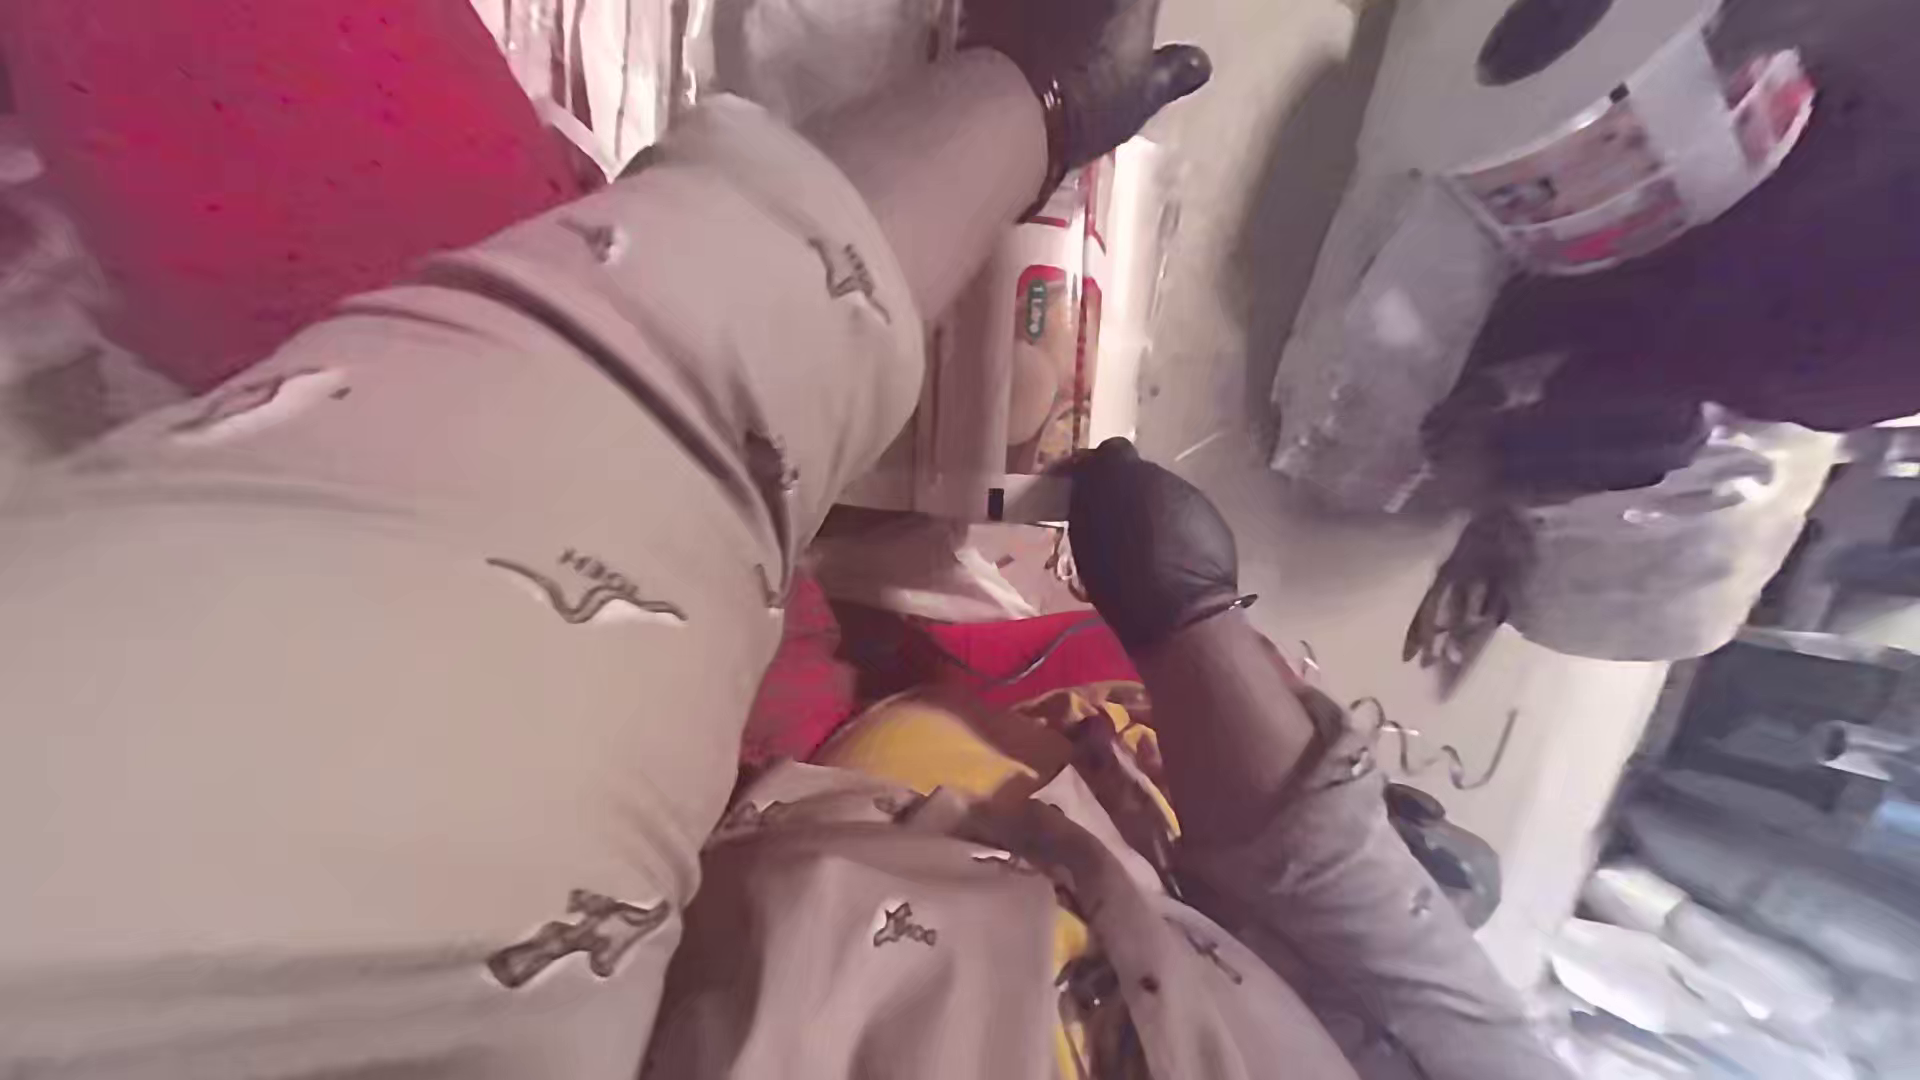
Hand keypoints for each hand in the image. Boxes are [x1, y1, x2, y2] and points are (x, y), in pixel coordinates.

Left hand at [962, 0, 1210, 169]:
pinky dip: (1011, 10)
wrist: (1012, 110)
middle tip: (1096, 33)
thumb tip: (1201, 65)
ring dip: (1057, 13)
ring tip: (1055, 29)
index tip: (1137, 22)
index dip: (1140, 11)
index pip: (1142, 0)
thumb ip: (1171, 73)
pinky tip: (1017, 24)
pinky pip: (1001, 1)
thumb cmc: (1086, 106)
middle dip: (1103, 15)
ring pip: (1056, 3)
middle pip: (1106, 3)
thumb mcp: (1139, 98)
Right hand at [1067, 438, 1241, 650]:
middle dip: (1126, 491)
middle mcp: (1152, 473)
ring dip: (1151, 508)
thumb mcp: (1086, 540)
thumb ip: (1089, 506)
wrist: (1175, 610)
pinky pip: (1183, 511)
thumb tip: (1092, 497)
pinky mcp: (1209, 510)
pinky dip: (1174, 525)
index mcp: (1113, 475)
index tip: (1090, 491)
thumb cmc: (1117, 582)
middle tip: (1117, 520)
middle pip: (1136, 472)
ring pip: (1161, 491)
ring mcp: (1184, 491)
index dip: (1099, 471)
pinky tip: (1171, 552)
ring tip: (1146, 542)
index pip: (1105, 454)